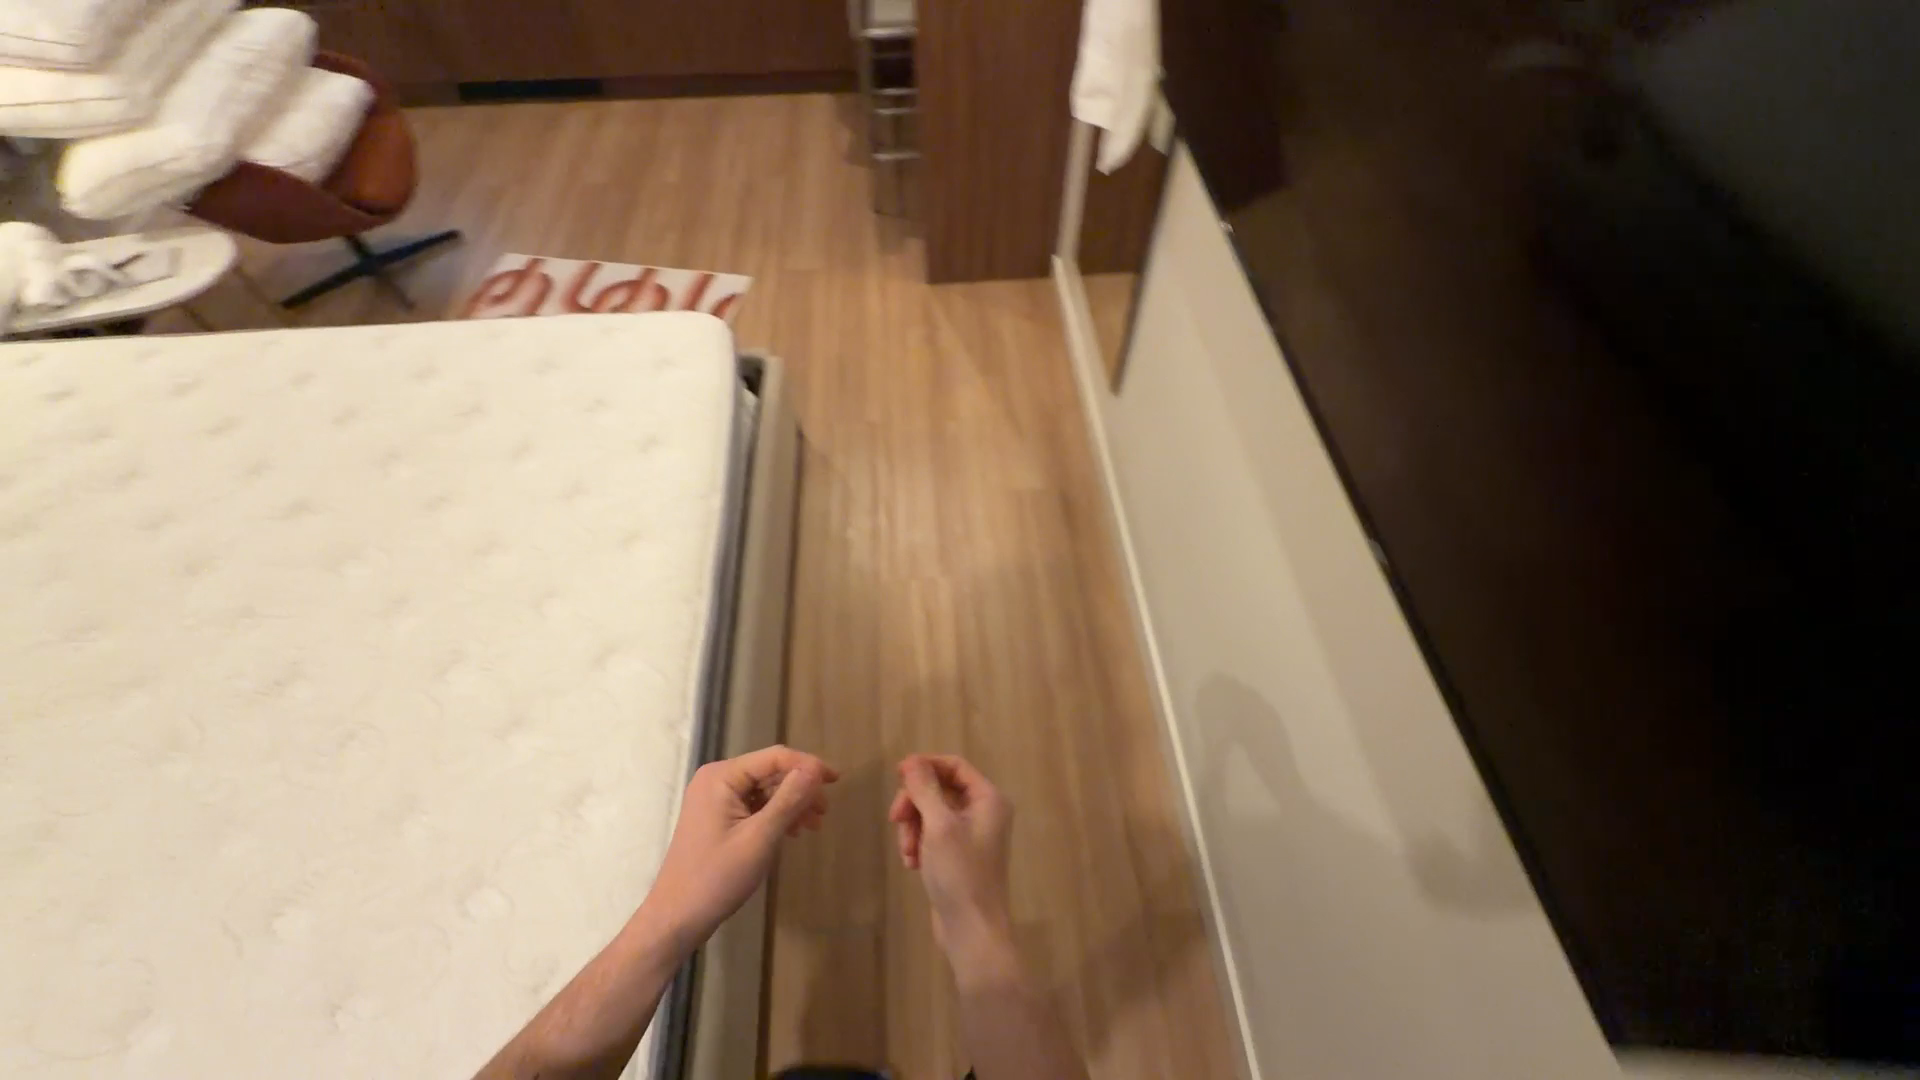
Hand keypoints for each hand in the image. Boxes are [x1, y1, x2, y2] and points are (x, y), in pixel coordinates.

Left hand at [640, 746, 836, 951]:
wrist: (675, 919)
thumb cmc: (716, 877)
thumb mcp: (760, 838)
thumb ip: (789, 799)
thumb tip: (816, 768)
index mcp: (722, 776)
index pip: (775, 757)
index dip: (808, 765)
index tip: (836, 781)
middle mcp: (717, 780)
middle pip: (770, 771)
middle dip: (801, 788)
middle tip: (825, 810)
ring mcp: (715, 799)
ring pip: (765, 789)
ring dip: (792, 804)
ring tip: (814, 825)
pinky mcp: (718, 818)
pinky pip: (755, 806)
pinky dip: (776, 816)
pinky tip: (793, 832)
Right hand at [888, 754, 1015, 954]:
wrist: (971, 930)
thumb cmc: (960, 873)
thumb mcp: (939, 826)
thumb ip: (924, 789)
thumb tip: (912, 761)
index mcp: (988, 799)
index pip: (954, 766)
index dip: (926, 765)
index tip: (898, 774)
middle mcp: (983, 812)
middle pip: (940, 789)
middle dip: (915, 804)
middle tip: (895, 819)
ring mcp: (970, 835)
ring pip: (931, 813)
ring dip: (913, 828)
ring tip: (908, 852)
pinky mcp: (958, 855)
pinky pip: (932, 835)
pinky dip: (919, 844)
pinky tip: (913, 864)